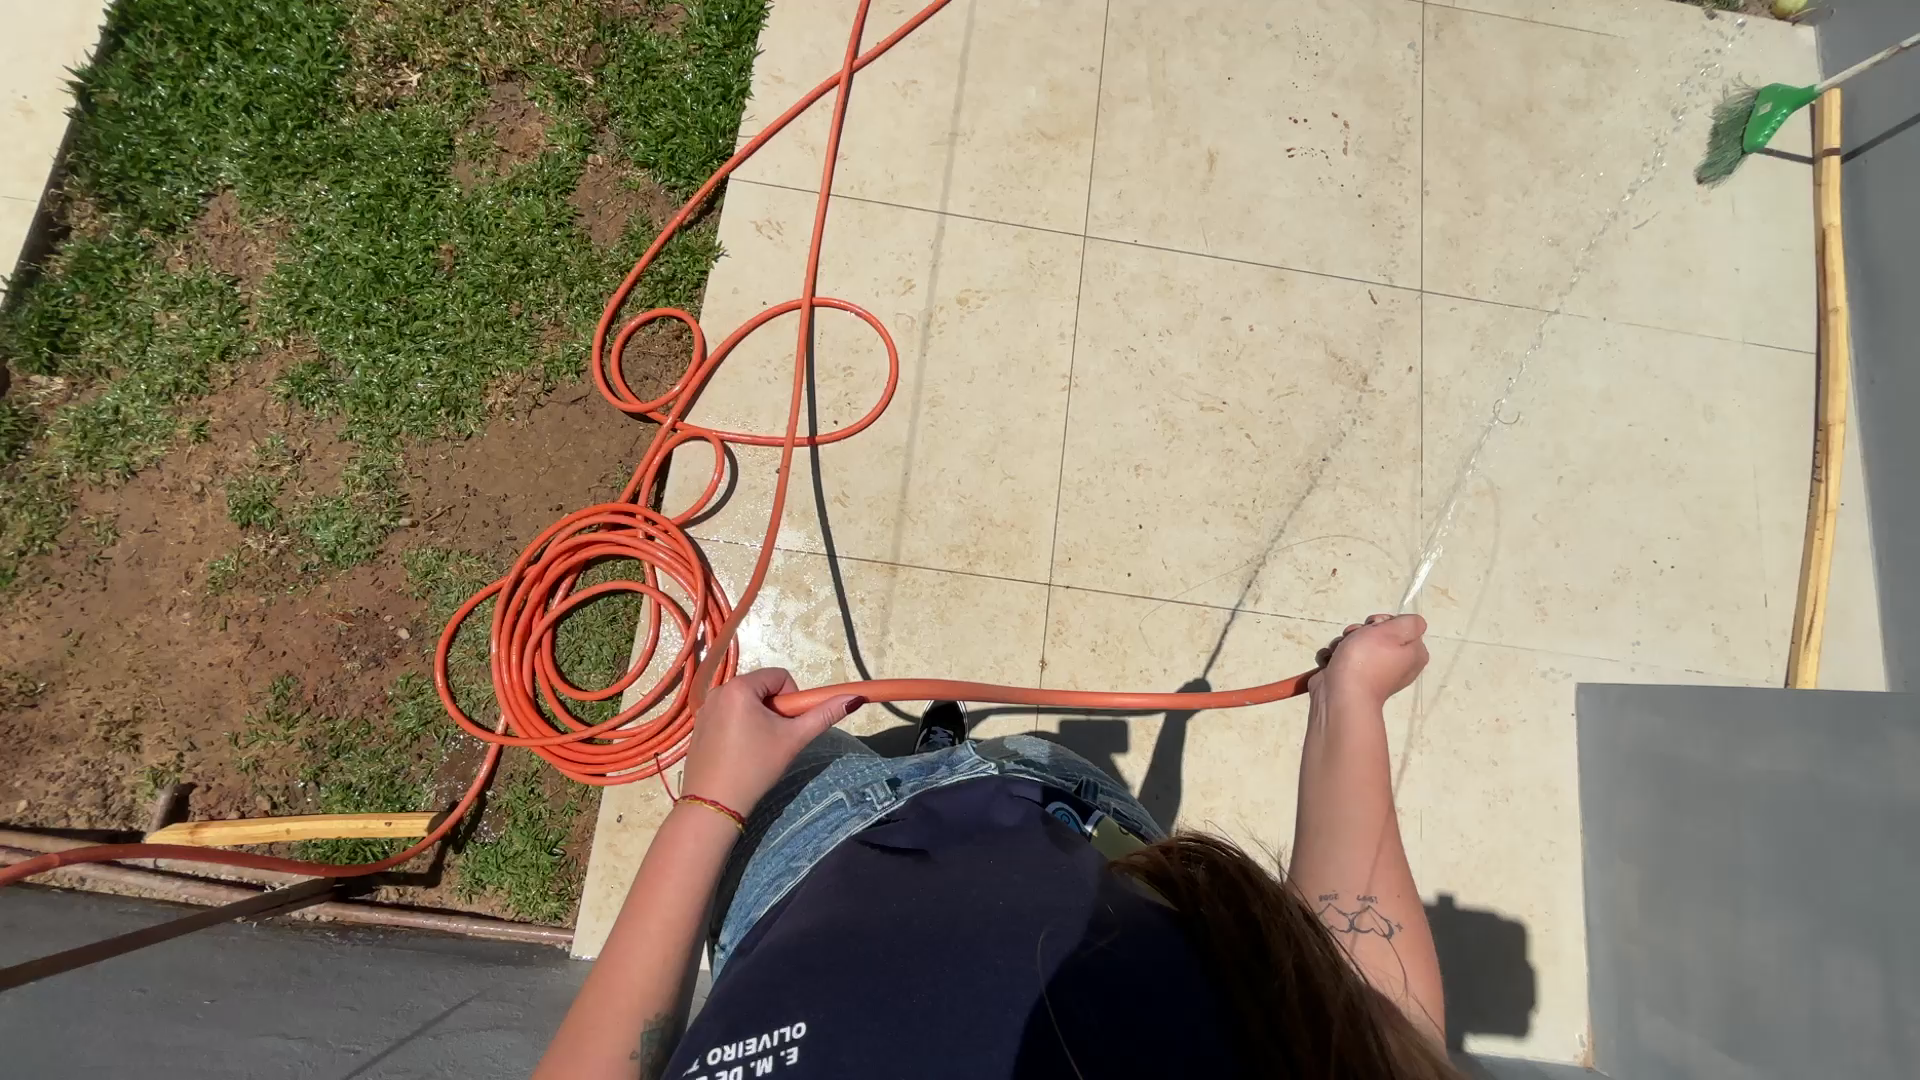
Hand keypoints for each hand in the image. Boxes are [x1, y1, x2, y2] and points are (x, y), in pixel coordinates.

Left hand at [678, 668, 864, 816]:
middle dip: (774, 708)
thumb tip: (855, 697)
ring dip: (758, 716)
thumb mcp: (794, 739)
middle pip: (762, 687)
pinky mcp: (699, 726)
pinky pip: (728, 713)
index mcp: (740, 687)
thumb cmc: (756, 766)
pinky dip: (740, 725)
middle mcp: (718, 690)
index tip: (788, 725)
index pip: (779, 676)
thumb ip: (824, 715)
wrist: (714, 804)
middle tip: (775, 738)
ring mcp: (705, 708)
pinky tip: (740, 751)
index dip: (792, 698)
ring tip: (758, 746)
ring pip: (746, 701)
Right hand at [1308, 613, 1427, 705]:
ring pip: (1355, 645)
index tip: (1374, 627)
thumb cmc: (1367, 661)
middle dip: (1359, 632)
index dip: (1384, 622)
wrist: (1342, 695)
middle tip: (1353, 639)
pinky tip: (1331, 661)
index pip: (1400, 627)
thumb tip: (1409, 625)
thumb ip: (1410, 623)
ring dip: (1342, 643)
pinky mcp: (1351, 678)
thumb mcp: (1393, 632)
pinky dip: (1333, 657)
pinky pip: (1341, 659)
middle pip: (1376, 635)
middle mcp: (1396, 664)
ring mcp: (1373, 673)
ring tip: (1339, 652)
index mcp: (1412, 654)